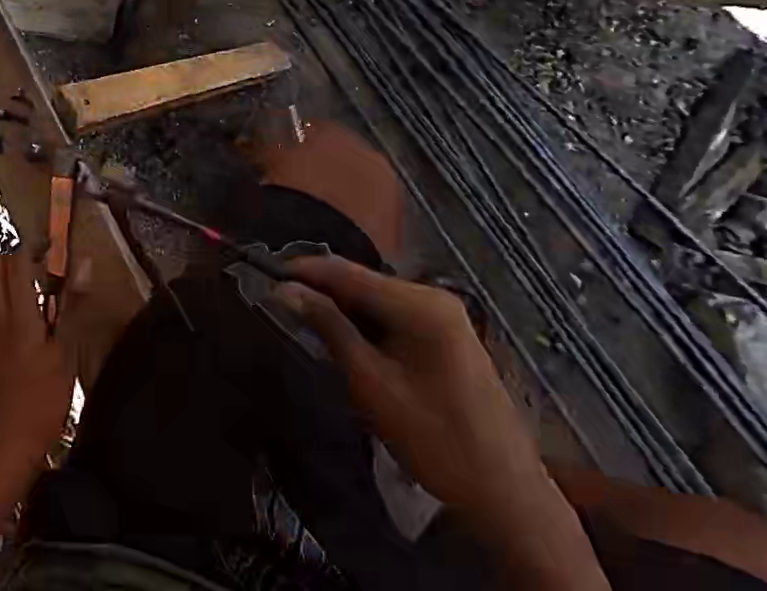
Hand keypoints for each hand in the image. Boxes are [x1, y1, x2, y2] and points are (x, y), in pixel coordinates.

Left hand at [0, 250, 75, 474]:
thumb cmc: (41, 400)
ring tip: (43, 292)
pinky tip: (29, 319)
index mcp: (16, 314)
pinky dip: (8, 299)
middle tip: (51, 267)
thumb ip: (71, 307)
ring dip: (13, 278)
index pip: (18, 262)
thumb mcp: (65, 354)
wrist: (5, 443)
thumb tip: (83, 265)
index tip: (56, 245)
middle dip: (21, 258)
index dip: (36, 247)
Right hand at [274, 257, 553, 522]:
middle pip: (358, 280)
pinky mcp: (444, 333)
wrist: (506, 495)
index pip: (344, 271)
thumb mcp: (370, 382)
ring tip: (299, 319)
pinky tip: (339, 337)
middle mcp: (433, 297)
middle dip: (316, 289)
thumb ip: (327, 327)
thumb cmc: (434, 439)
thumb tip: (282, 288)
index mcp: (421, 305)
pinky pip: (388, 312)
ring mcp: (443, 315)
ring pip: (370, 296)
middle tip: (275, 303)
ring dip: (336, 306)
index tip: (260, 278)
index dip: (299, 271)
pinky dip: (359, 320)